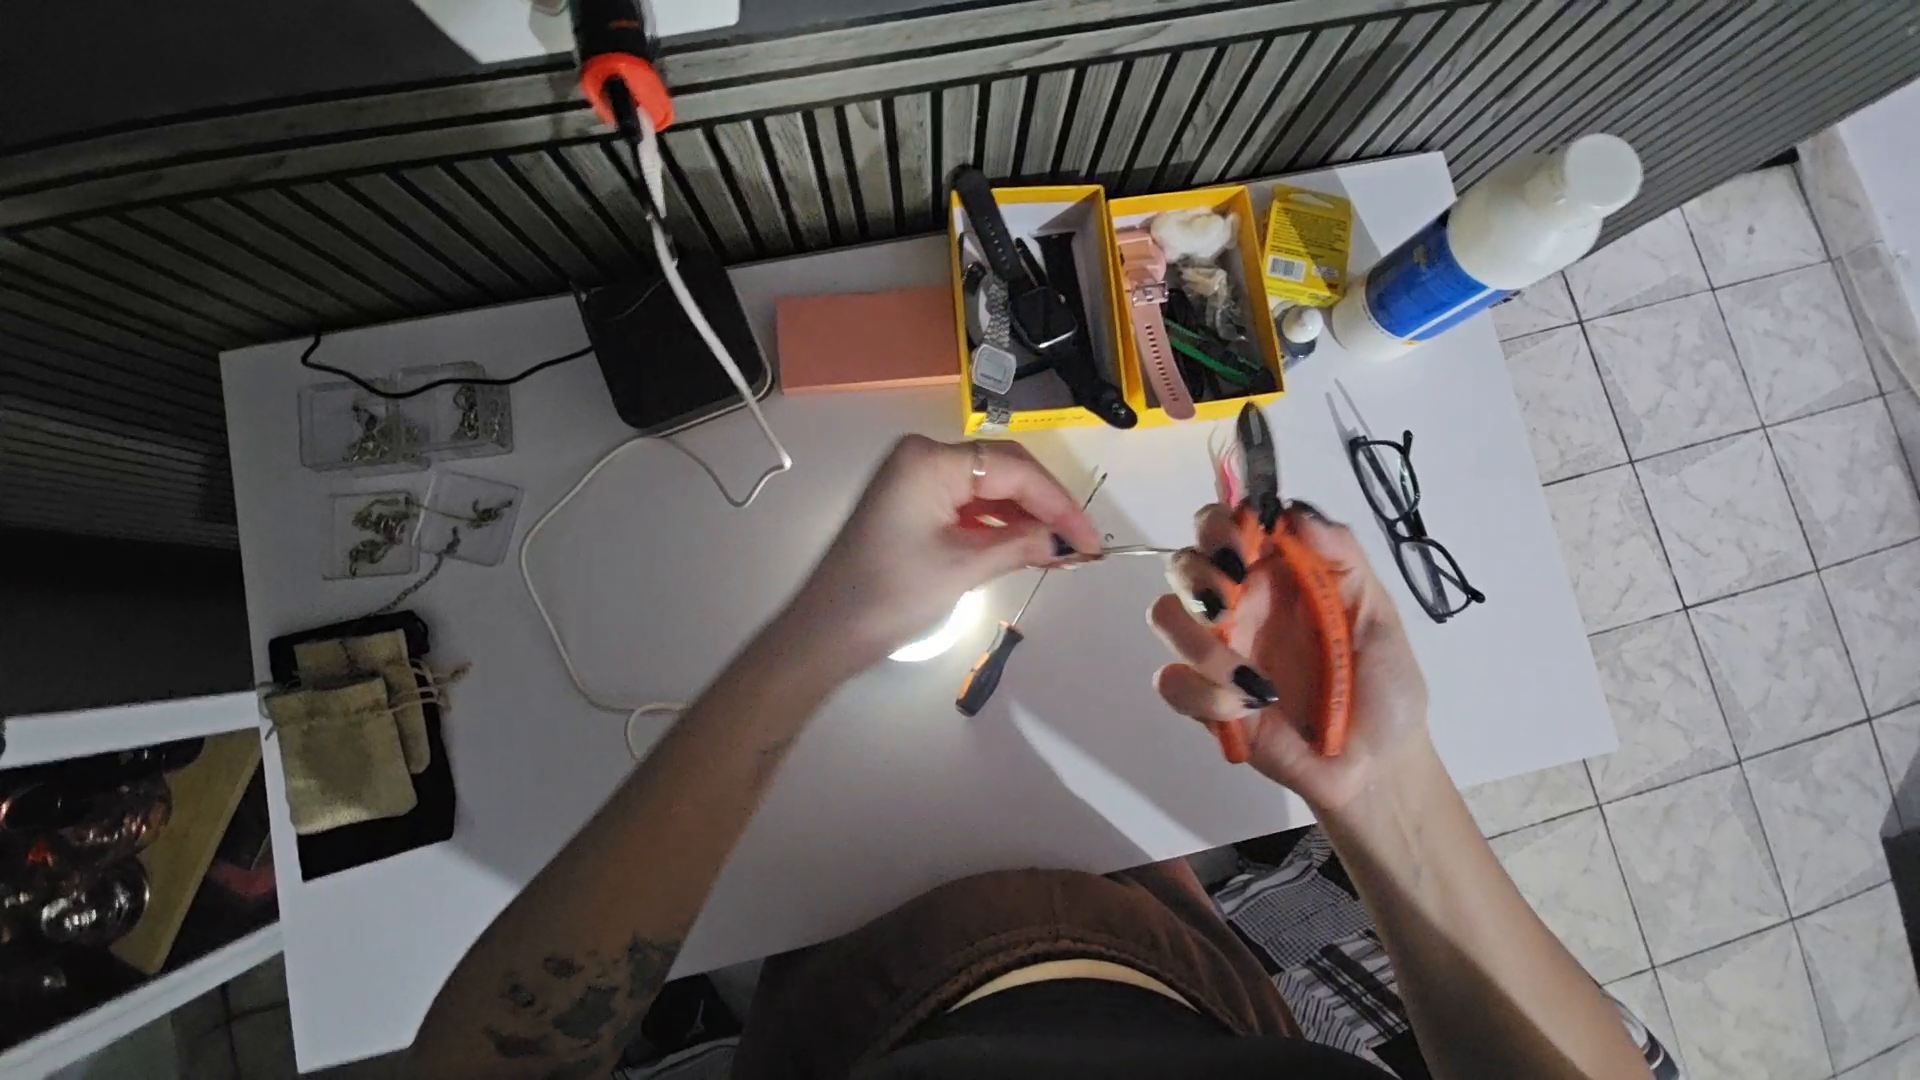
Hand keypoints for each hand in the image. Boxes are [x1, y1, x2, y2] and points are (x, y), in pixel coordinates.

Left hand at [780, 435, 1102, 675]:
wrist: (827, 632)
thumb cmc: (890, 595)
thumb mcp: (962, 568)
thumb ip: (1019, 544)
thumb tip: (1062, 540)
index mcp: (930, 460)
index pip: (1012, 470)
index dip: (1058, 504)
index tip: (1090, 540)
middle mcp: (923, 457)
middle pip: (1002, 472)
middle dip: (1044, 507)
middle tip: (1080, 544)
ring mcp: (915, 480)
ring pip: (987, 490)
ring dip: (1023, 518)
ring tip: (1060, 551)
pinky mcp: (913, 504)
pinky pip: (967, 506)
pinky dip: (997, 526)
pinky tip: (1025, 547)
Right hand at [1147, 503, 1429, 813]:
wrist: (1377, 766)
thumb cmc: (1384, 686)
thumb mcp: (1378, 613)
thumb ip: (1341, 556)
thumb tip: (1294, 512)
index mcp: (1274, 574)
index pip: (1224, 526)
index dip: (1220, 525)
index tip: (1245, 546)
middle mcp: (1237, 603)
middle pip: (1182, 562)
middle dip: (1198, 576)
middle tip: (1231, 602)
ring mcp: (1215, 650)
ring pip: (1165, 615)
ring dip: (1198, 641)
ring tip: (1248, 677)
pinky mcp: (1202, 698)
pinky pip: (1171, 681)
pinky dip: (1204, 695)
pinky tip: (1246, 710)